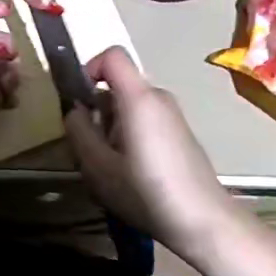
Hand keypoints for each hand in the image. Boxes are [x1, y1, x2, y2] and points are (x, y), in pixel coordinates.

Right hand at [64, 47, 238, 251]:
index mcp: (138, 99)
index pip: (112, 56)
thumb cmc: (144, 191)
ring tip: (106, 164)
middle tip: (86, 147)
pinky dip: (127, 135)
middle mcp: (158, 98)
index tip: (76, 101)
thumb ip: (79, 131)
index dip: (88, 68)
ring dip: (109, 126)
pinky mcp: (178, 133)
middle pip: (118, 85)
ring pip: (128, 105)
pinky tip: (127, 171)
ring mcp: (171, 115)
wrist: (201, 220)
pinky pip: (143, 120)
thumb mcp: (97, 166)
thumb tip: (74, 110)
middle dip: (95, 109)